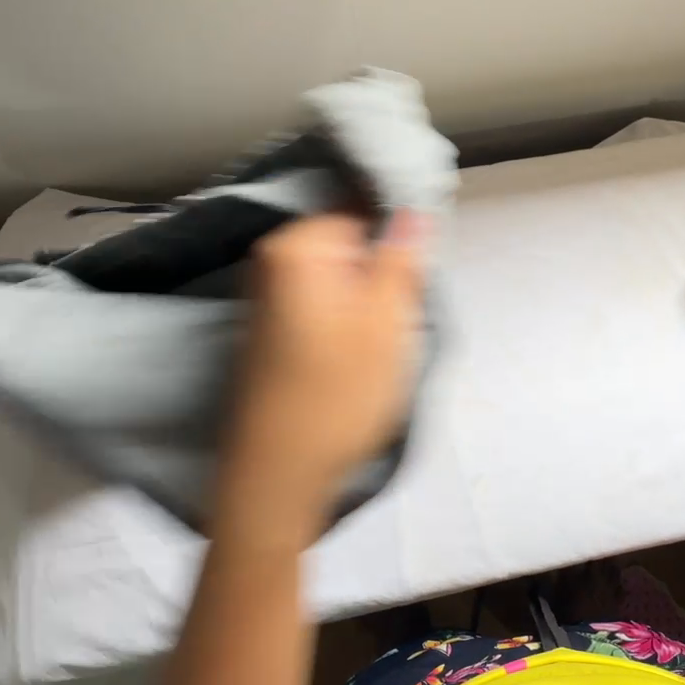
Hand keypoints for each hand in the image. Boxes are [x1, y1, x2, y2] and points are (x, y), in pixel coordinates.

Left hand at [226, 211, 427, 514]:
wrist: (274, 479)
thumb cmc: (336, 397)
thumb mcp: (387, 322)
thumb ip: (401, 255)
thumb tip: (410, 208)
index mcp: (297, 247)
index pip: (361, 205)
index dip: (398, 228)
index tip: (420, 263)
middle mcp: (271, 260)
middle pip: (347, 239)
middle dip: (380, 265)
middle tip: (404, 307)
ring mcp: (264, 295)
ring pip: (336, 272)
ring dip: (365, 292)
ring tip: (382, 334)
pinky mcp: (267, 328)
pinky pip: (317, 298)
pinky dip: (343, 312)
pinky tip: (355, 350)